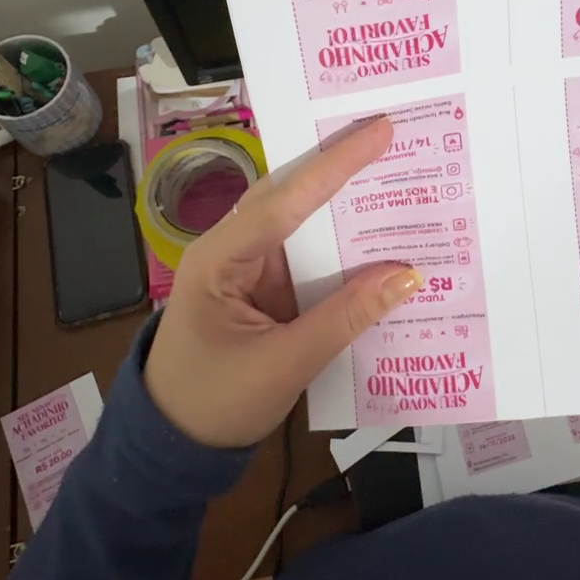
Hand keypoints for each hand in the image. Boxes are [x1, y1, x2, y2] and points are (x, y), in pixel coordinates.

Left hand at [143, 117, 422, 447]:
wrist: (171, 449)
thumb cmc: (214, 404)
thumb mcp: (284, 365)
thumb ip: (346, 318)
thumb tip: (409, 276)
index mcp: (220, 259)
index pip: (286, 201)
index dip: (336, 165)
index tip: (378, 130)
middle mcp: (233, 248)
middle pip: (291, 196)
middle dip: (339, 165)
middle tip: (389, 132)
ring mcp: (248, 266)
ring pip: (302, 222)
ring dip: (344, 203)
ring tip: (394, 170)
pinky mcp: (264, 287)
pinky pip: (308, 254)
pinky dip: (341, 245)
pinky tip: (377, 235)